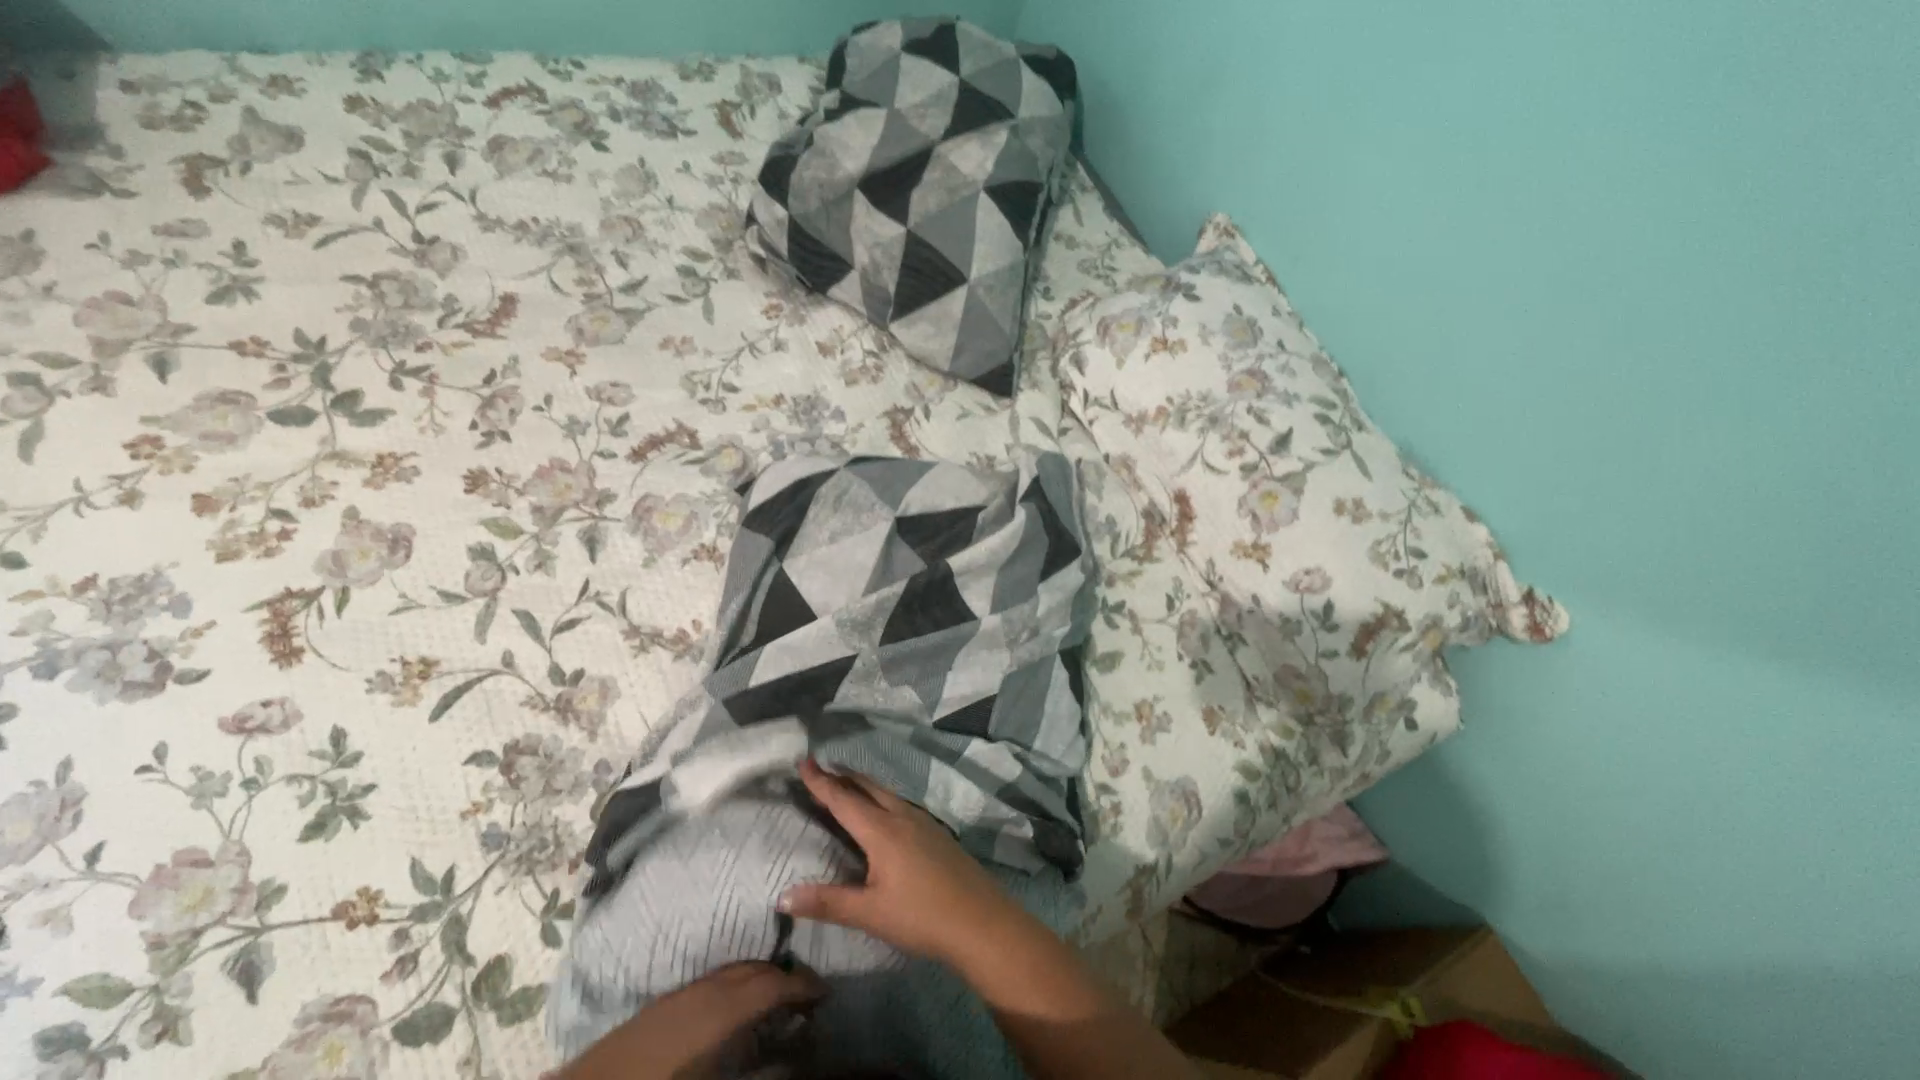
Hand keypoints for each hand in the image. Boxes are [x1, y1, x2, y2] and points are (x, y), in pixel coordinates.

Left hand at [559, 962, 824, 1079]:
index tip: (826, 992)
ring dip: (759, 977)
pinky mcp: (663, 1004)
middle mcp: (705, 990)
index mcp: (721, 1009)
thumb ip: (756, 1064)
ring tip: (777, 998)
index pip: (773, 983)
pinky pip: (712, 981)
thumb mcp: (717, 1076)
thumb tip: (791, 1057)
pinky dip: (735, 985)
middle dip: (784, 976)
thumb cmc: (664, 1078)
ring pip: (732, 971)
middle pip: (754, 969)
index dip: (803, 985)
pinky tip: (735, 1008)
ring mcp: (681, 993)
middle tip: (807, 994)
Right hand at [778, 758, 1034, 968]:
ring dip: (865, 786)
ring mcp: (925, 824)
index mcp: (882, 831)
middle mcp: (903, 818)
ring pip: (888, 794)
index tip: (804, 760)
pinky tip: (886, 813)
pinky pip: (903, 805)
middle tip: (822, 767)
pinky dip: (883, 799)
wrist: (983, 923)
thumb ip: (827, 903)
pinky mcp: (940, 835)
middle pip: (868, 788)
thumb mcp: (870, 913)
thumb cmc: (922, 917)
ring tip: (849, 784)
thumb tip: (782, 897)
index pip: (844, 799)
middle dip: (844, 776)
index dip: (821, 781)